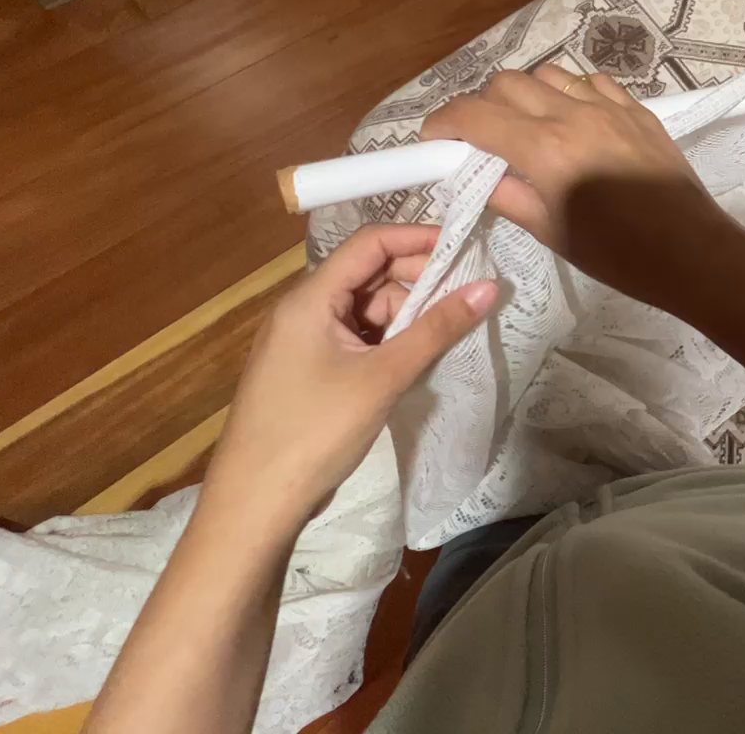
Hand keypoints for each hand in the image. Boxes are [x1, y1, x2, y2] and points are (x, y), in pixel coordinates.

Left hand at [201, 224, 495, 530]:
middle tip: (468, 294)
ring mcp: (306, 342)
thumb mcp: (385, 375)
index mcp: (309, 300)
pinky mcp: (313, 370)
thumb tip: (490, 286)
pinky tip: (421, 353)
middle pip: (371, 273)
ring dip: (410, 312)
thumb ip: (439, 327)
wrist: (254, 508)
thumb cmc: (315, 431)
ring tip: (452, 328)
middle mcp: (304, 311)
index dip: (419, 237)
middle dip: (420, 278)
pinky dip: (394, 338)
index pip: (370, 243)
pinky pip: (362, 335)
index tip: (467, 247)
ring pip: (369, 307)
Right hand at [422, 64, 744, 322]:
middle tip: (483, 139)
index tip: (436, 141)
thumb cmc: (620, 255)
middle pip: (508, 83)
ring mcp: (612, 108)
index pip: (476, 115)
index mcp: (546, 149)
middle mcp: (575, 115)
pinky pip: (595, 83)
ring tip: (529, 127)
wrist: (693, 252)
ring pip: (551, 75)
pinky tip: (576, 119)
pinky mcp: (640, 112)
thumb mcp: (552, 233)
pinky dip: (573, 92)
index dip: (444, 123)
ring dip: (528, 94)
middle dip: (484, 105)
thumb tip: (478, 176)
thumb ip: (508, 196)